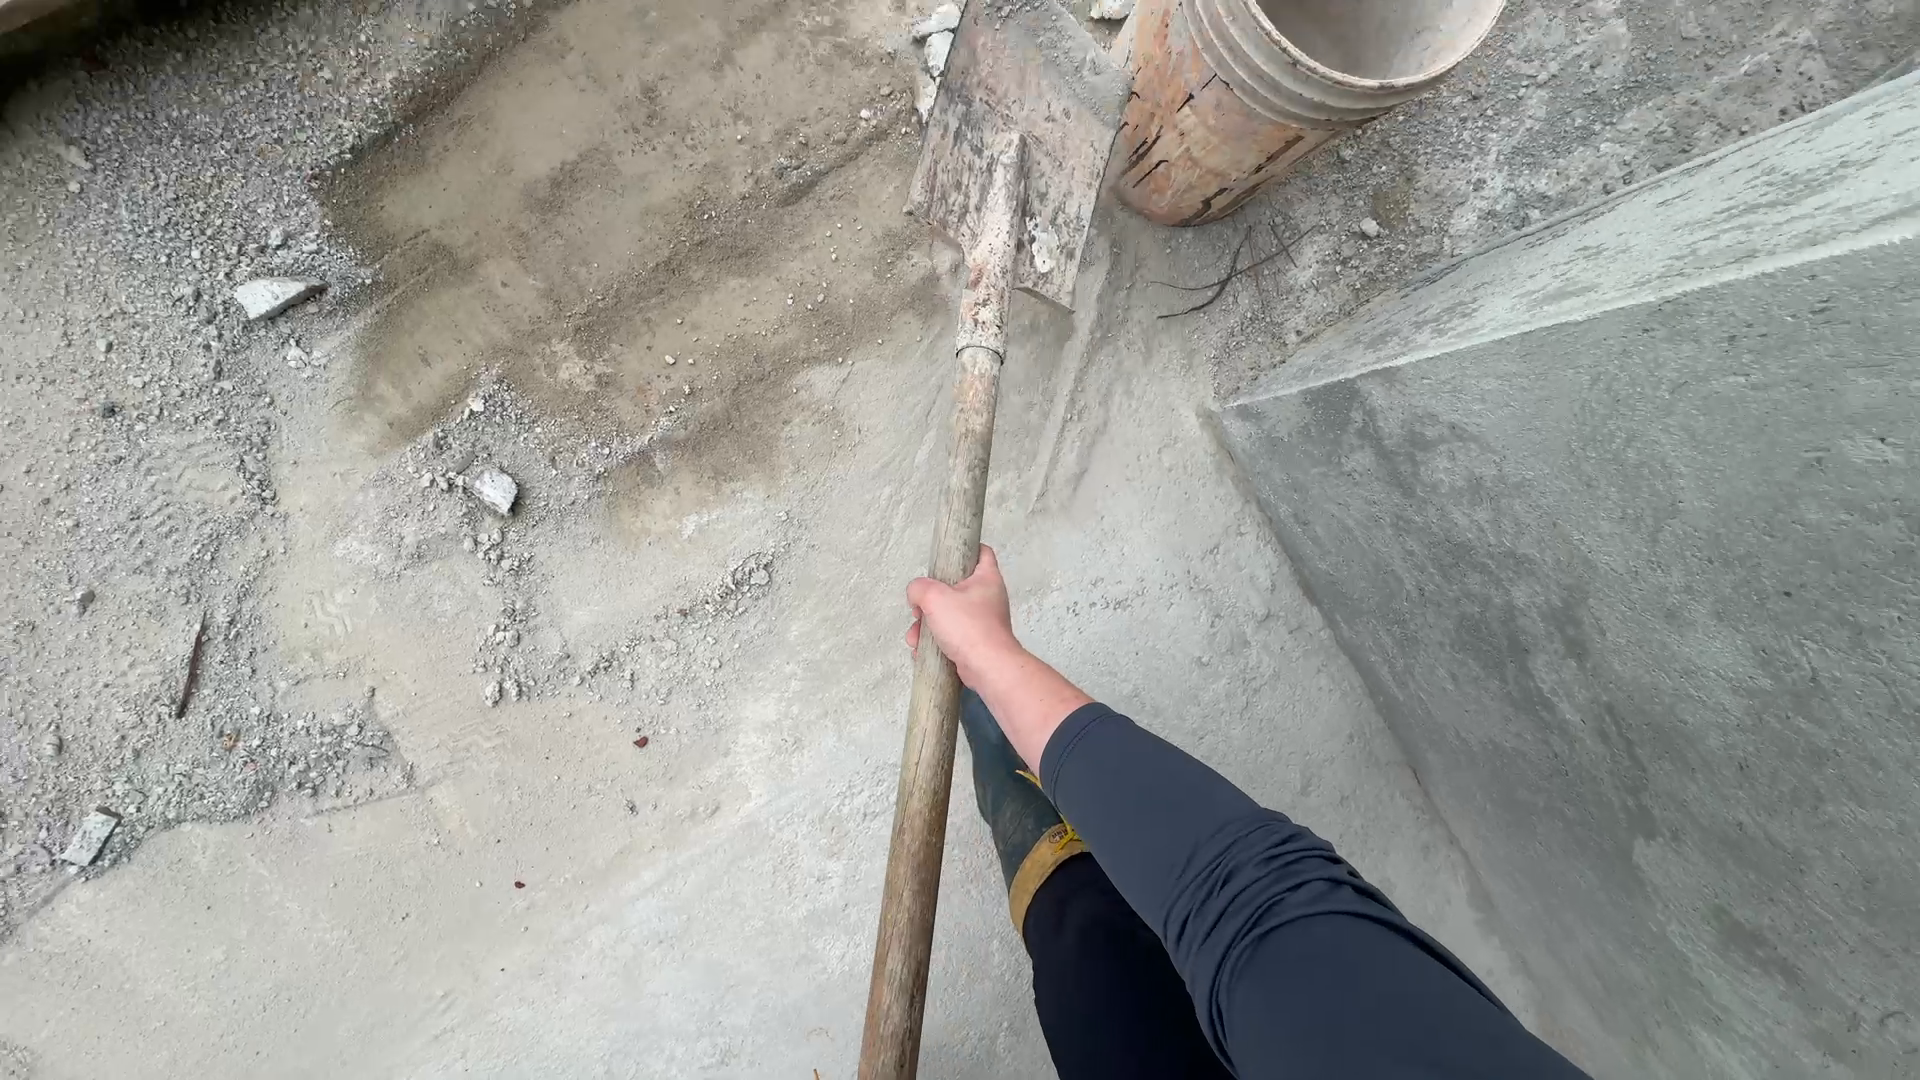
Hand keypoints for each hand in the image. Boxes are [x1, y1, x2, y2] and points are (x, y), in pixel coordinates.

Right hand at [906, 544, 1093, 768]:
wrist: (987, 668)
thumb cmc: (969, 627)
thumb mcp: (934, 597)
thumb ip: (919, 587)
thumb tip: (916, 594)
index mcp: (986, 578)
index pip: (981, 551)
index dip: (964, 548)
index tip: (945, 556)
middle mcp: (987, 598)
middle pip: (954, 587)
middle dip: (930, 600)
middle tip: (920, 608)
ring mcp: (982, 621)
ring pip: (948, 615)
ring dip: (926, 625)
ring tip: (916, 636)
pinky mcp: (975, 642)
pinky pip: (949, 637)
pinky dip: (934, 643)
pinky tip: (921, 651)